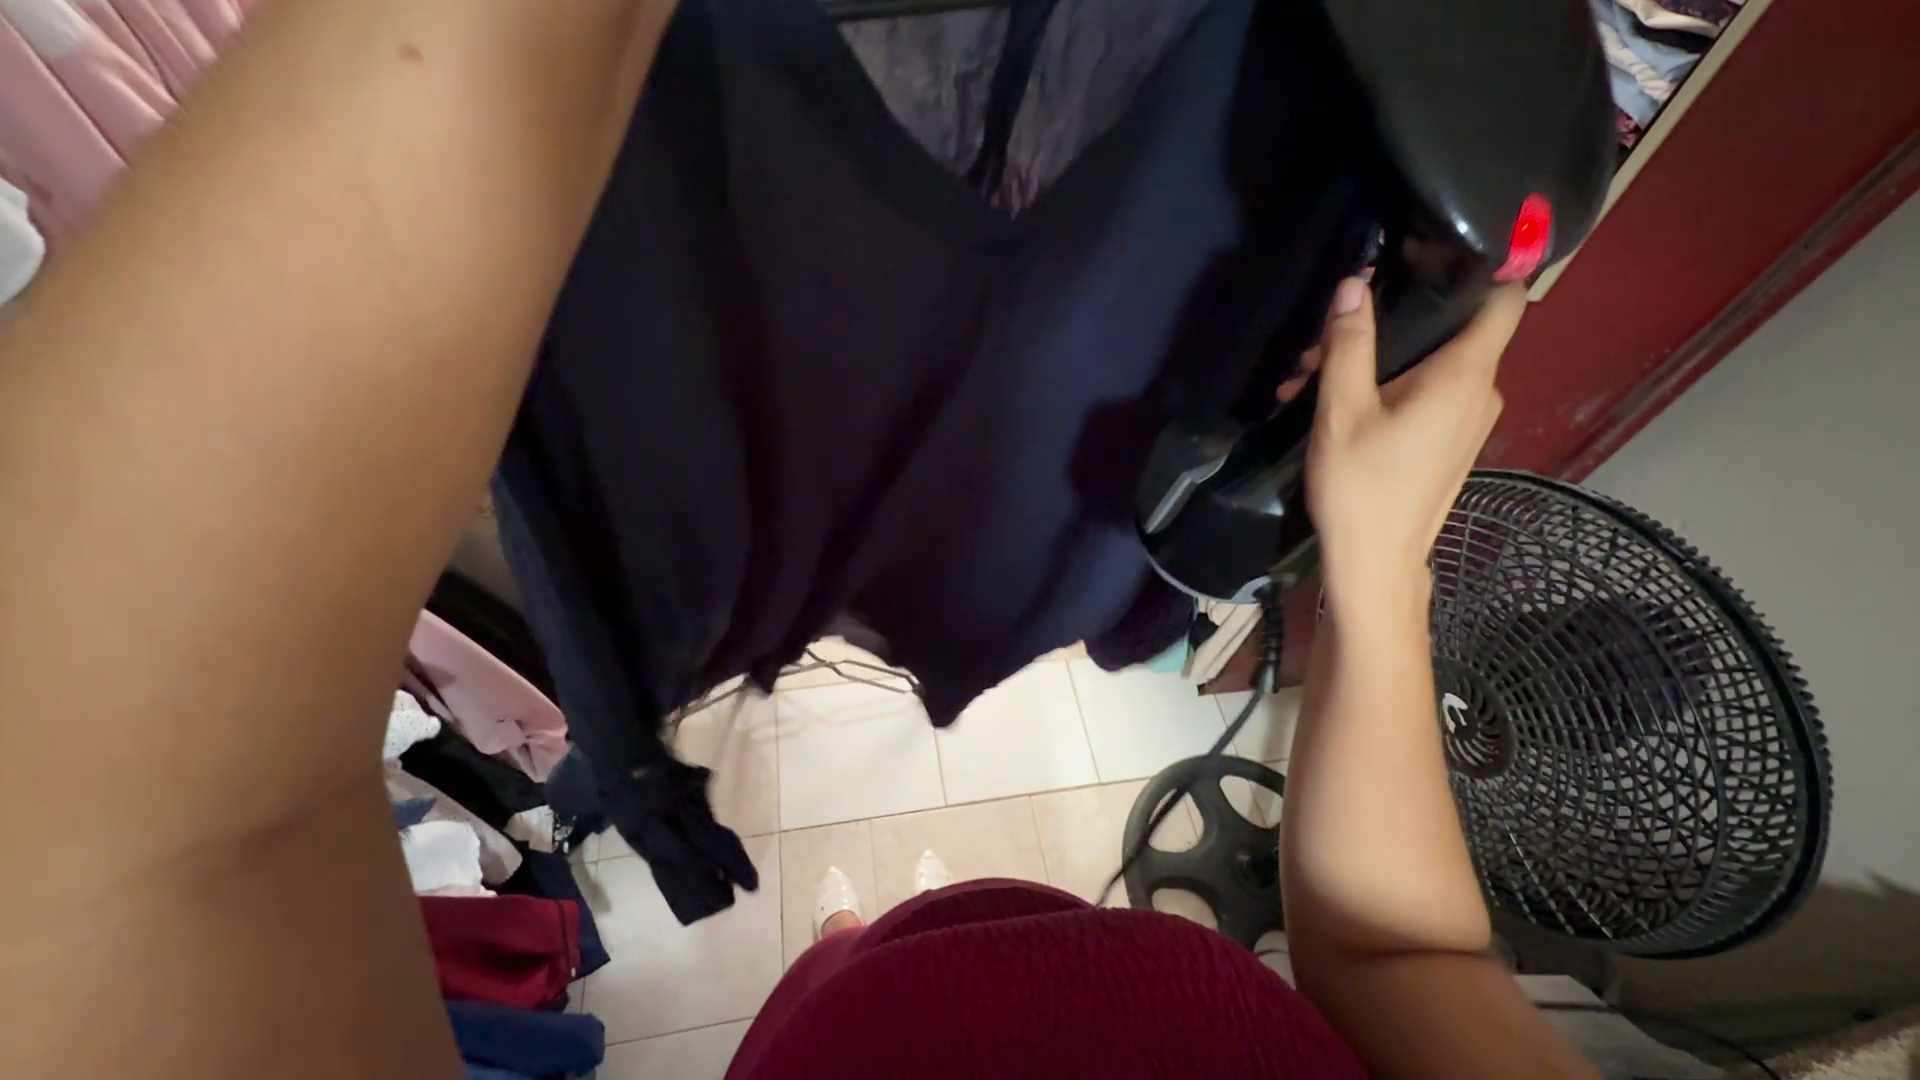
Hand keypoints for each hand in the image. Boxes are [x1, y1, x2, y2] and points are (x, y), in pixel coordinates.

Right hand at [1303, 278, 1526, 618]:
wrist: (1375, 563)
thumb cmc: (1360, 486)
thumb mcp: (1341, 411)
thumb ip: (1350, 345)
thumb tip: (1354, 284)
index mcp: (1464, 375)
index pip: (1504, 297)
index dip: (1479, 268)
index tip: (1427, 258)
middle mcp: (1480, 391)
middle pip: (1449, 332)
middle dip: (1386, 329)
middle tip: (1320, 349)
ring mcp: (1469, 420)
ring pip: (1430, 367)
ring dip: (1374, 365)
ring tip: (1308, 384)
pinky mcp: (1451, 443)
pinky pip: (1427, 396)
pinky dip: (1385, 391)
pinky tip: (1333, 409)